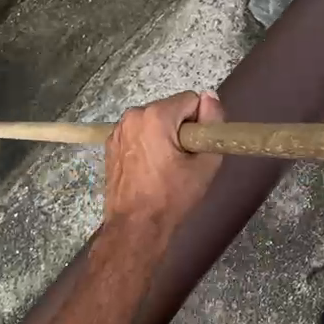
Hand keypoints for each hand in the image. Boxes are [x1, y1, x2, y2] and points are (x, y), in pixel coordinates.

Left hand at [103, 89, 224, 235]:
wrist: (135, 228)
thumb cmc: (172, 197)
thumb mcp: (205, 163)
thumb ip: (212, 124)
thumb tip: (210, 96)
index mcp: (156, 115)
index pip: (191, 100)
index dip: (199, 124)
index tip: (194, 149)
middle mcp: (133, 115)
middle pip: (171, 109)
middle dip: (180, 128)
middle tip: (182, 160)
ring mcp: (118, 129)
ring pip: (155, 120)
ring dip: (163, 135)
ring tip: (165, 166)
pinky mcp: (110, 143)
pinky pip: (139, 132)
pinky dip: (146, 143)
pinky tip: (149, 168)